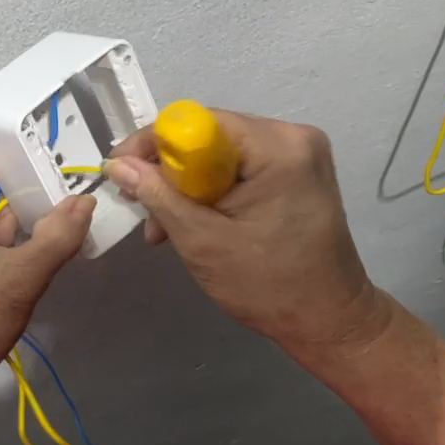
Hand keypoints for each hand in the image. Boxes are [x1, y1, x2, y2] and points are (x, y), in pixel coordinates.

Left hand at [0, 157, 94, 382]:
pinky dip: (4, 244)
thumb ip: (59, 233)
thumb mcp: (26, 273)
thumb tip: (85, 200)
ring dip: (18, 226)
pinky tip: (34, 252)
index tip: (57, 171)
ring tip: (57, 227)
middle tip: (66, 202)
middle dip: (25, 199)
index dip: (22, 166)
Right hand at [104, 111, 389, 357]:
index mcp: (277, 148)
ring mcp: (297, 154)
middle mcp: (292, 137)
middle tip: (142, 210)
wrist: (327, 320)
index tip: (121, 176)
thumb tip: (116, 164)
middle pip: (206, 137)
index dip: (152, 145)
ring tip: (162, 228)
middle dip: (166, 173)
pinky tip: (192, 222)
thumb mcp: (200, 240)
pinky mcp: (294, 172)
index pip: (196, 123)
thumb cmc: (265, 284)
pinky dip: (208, 192)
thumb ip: (156, 195)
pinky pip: (235, 168)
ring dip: (183, 188)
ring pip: (216, 154)